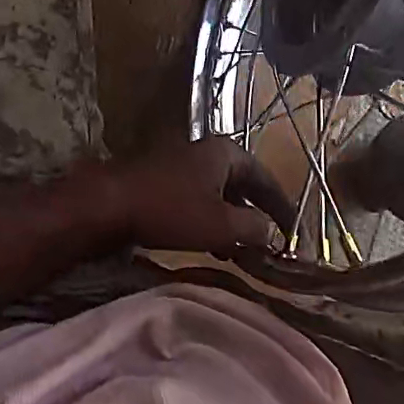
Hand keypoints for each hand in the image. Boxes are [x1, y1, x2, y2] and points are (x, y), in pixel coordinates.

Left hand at [102, 136, 293, 258]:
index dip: (281, 205)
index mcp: (225, 153)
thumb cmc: (171, 209)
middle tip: (269, 241)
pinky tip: (210, 244)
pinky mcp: (161, 181)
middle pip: (241, 184)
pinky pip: (197, 200)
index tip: (294, 229)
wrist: (109, 204)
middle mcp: (205, 152)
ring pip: (218, 194)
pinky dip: (209, 220)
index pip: (265, 177)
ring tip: (240, 250)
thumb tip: (271, 233)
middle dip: (255, 213)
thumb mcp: (220, 224)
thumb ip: (253, 228)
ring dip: (232, 220)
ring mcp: (181, 165)